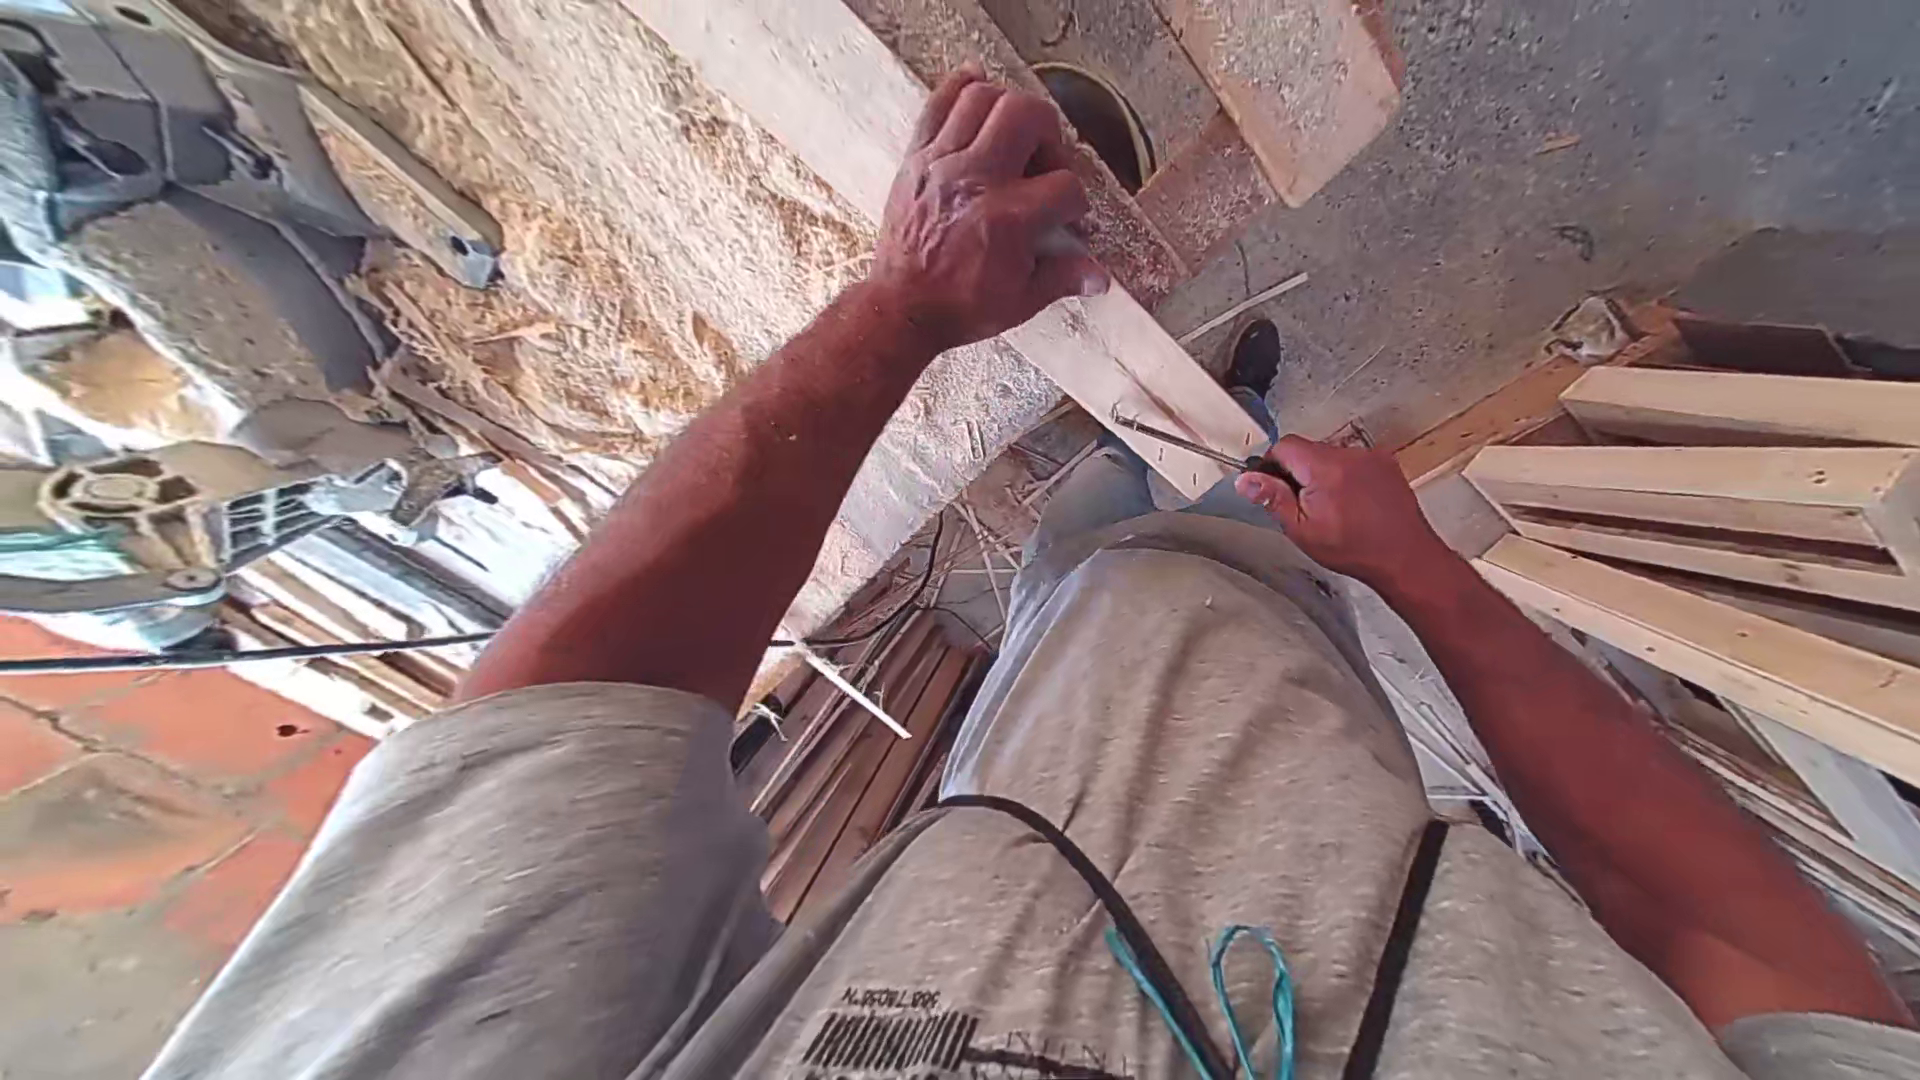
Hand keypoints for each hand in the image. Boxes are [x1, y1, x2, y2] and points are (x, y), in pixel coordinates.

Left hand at [866, 67, 1110, 352]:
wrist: (903, 309)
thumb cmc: (959, 308)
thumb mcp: (1019, 302)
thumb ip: (1060, 279)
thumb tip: (1100, 278)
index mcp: (1008, 220)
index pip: (1065, 187)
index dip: (1076, 204)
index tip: (1069, 218)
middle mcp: (977, 182)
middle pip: (1029, 116)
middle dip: (1049, 135)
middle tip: (1045, 162)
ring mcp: (943, 165)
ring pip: (985, 98)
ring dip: (1009, 111)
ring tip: (1013, 140)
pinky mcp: (917, 160)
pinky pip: (938, 103)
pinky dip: (961, 90)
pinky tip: (981, 100)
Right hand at [1235, 435, 1453, 589]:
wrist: (1405, 557)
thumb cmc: (1354, 548)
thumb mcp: (1301, 529)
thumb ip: (1272, 499)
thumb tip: (1245, 480)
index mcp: (1325, 469)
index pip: (1285, 445)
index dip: (1272, 464)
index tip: (1273, 486)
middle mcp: (1350, 455)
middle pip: (1307, 449)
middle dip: (1297, 471)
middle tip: (1302, 504)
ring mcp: (1371, 457)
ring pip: (1328, 454)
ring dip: (1320, 473)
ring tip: (1328, 506)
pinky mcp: (1385, 463)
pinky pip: (1351, 460)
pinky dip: (1342, 475)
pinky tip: (1347, 502)